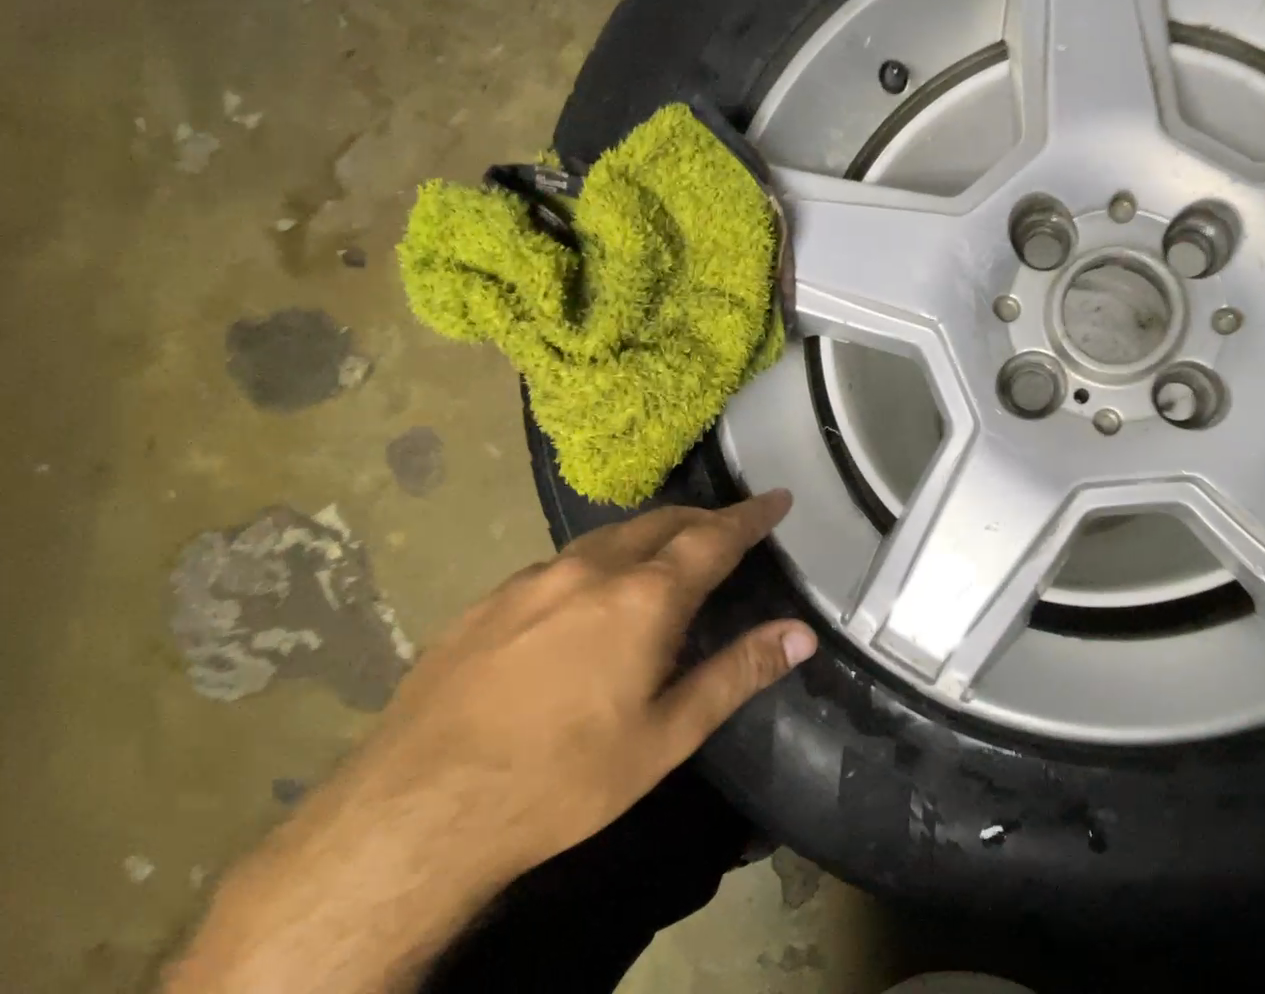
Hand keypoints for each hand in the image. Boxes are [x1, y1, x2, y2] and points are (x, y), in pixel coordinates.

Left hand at [168, 491, 815, 993]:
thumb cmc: (564, 778)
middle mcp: (585, 571)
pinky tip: (587, 600)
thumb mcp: (668, 735)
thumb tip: (801, 633)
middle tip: (729, 527)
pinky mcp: (483, 605)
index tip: (777, 498)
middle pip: (657, 524)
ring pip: (603, 540)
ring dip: (646, 538)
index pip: (712, 538)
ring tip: (665, 557)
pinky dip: (596, 564)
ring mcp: (526, 583)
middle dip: (700, 518)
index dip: (751, 517)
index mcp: (642, 598)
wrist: (419, 810)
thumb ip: (738, 673)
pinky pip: (557, 566)